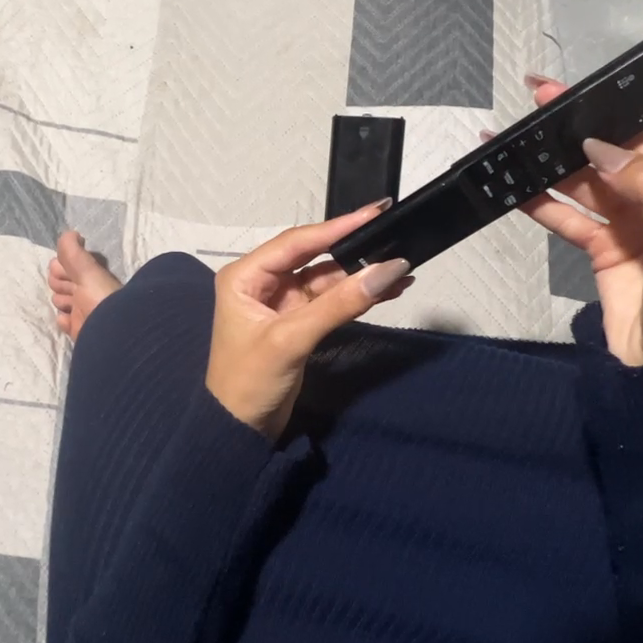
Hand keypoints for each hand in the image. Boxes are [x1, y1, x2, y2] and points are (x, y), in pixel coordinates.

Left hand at [206, 202, 413, 437]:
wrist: (240, 430)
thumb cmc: (249, 381)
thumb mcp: (292, 339)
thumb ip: (339, 304)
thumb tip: (386, 271)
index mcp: (245, 276)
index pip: (297, 242)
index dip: (337, 226)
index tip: (374, 212)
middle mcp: (262, 283)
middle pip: (314, 256)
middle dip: (353, 249)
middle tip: (393, 233)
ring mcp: (281, 303)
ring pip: (327, 279)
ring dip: (361, 275)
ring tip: (402, 269)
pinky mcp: (298, 323)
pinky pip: (332, 301)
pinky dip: (357, 296)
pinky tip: (387, 290)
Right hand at [520, 10, 642, 365]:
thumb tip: (602, 145)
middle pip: (631, 138)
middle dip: (591, 112)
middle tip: (543, 89)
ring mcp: (635, 219)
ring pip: (591, 173)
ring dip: (556, 154)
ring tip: (515, 130)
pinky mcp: (603, 244)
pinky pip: (569, 213)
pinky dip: (541, 199)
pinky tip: (512, 183)